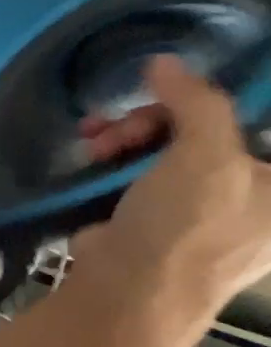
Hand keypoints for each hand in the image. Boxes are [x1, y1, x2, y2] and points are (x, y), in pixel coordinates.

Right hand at [78, 56, 270, 311]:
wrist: (133, 285)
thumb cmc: (188, 224)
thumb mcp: (205, 158)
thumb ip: (197, 104)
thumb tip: (167, 61)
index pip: (253, 123)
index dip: (208, 102)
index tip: (167, 94)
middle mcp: (258, 192)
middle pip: (205, 130)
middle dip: (153, 120)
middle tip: (120, 129)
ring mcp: (210, 204)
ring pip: (170, 146)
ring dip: (126, 135)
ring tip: (95, 144)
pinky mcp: (165, 211)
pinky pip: (147, 168)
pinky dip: (118, 156)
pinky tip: (93, 155)